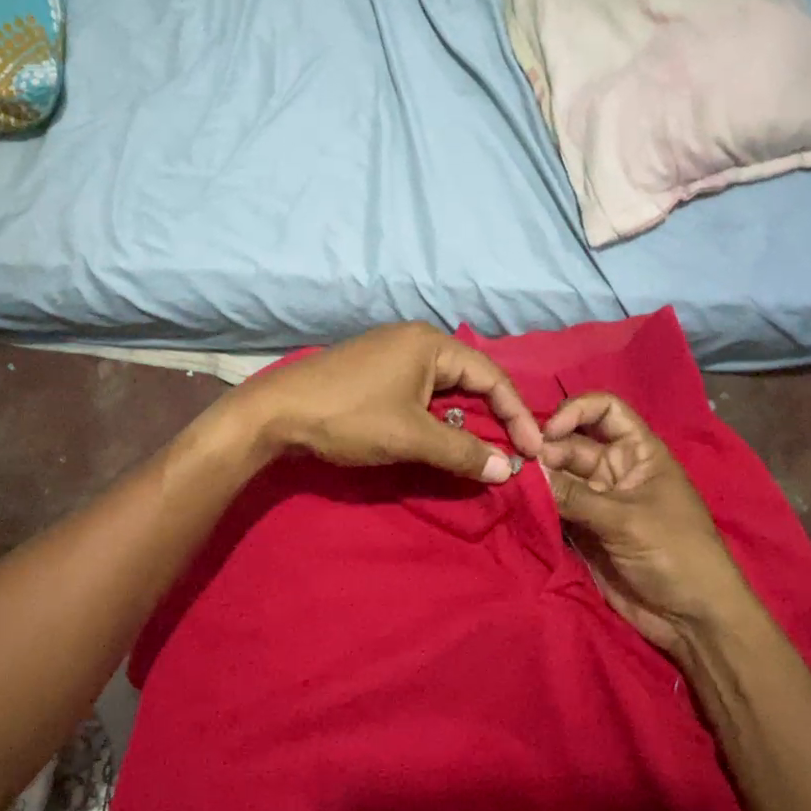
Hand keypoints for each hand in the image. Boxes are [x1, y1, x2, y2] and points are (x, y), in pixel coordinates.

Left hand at [239, 322, 542, 482]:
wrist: (275, 412)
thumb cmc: (349, 417)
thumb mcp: (410, 437)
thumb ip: (461, 452)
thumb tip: (506, 470)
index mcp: (430, 344)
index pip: (491, 376)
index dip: (516, 415)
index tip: (534, 451)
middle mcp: (414, 340)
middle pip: (470, 378)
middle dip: (493, 417)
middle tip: (513, 453)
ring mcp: (391, 353)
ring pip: (444, 387)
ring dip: (464, 419)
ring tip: (480, 451)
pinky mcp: (373, 371)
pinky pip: (420, 391)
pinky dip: (436, 416)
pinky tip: (438, 438)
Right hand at [540, 392, 758, 657]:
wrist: (691, 619)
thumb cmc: (675, 554)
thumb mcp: (626, 520)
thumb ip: (573, 496)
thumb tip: (524, 471)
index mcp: (639, 452)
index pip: (605, 410)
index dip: (575, 411)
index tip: (549, 432)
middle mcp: (615, 469)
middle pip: (572, 444)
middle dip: (545, 451)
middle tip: (518, 467)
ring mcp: (597, 501)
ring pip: (558, 477)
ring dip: (536, 480)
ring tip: (511, 486)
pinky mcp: (582, 530)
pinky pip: (554, 509)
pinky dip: (536, 506)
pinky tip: (515, 505)